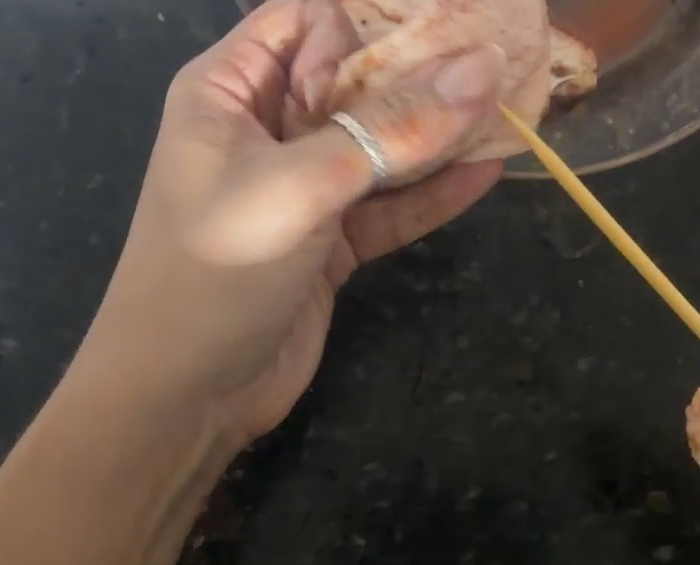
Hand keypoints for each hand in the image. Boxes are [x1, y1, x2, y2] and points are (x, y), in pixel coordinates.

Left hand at [84, 0, 506, 447]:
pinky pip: (386, 211)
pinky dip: (430, 197)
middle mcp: (265, 134)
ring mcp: (301, 195)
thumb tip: (480, 71)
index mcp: (230, 91)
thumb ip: (387, 133)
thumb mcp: (299, 187)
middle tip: (500, 62)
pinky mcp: (328, 251)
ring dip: (436, 138)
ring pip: (377, 152)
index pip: (309, 22)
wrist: (188, 392)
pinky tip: (486, 174)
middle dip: (419, 75)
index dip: (373, 23)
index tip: (447, 29)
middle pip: (352, 83)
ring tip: (511, 111)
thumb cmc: (220, 271)